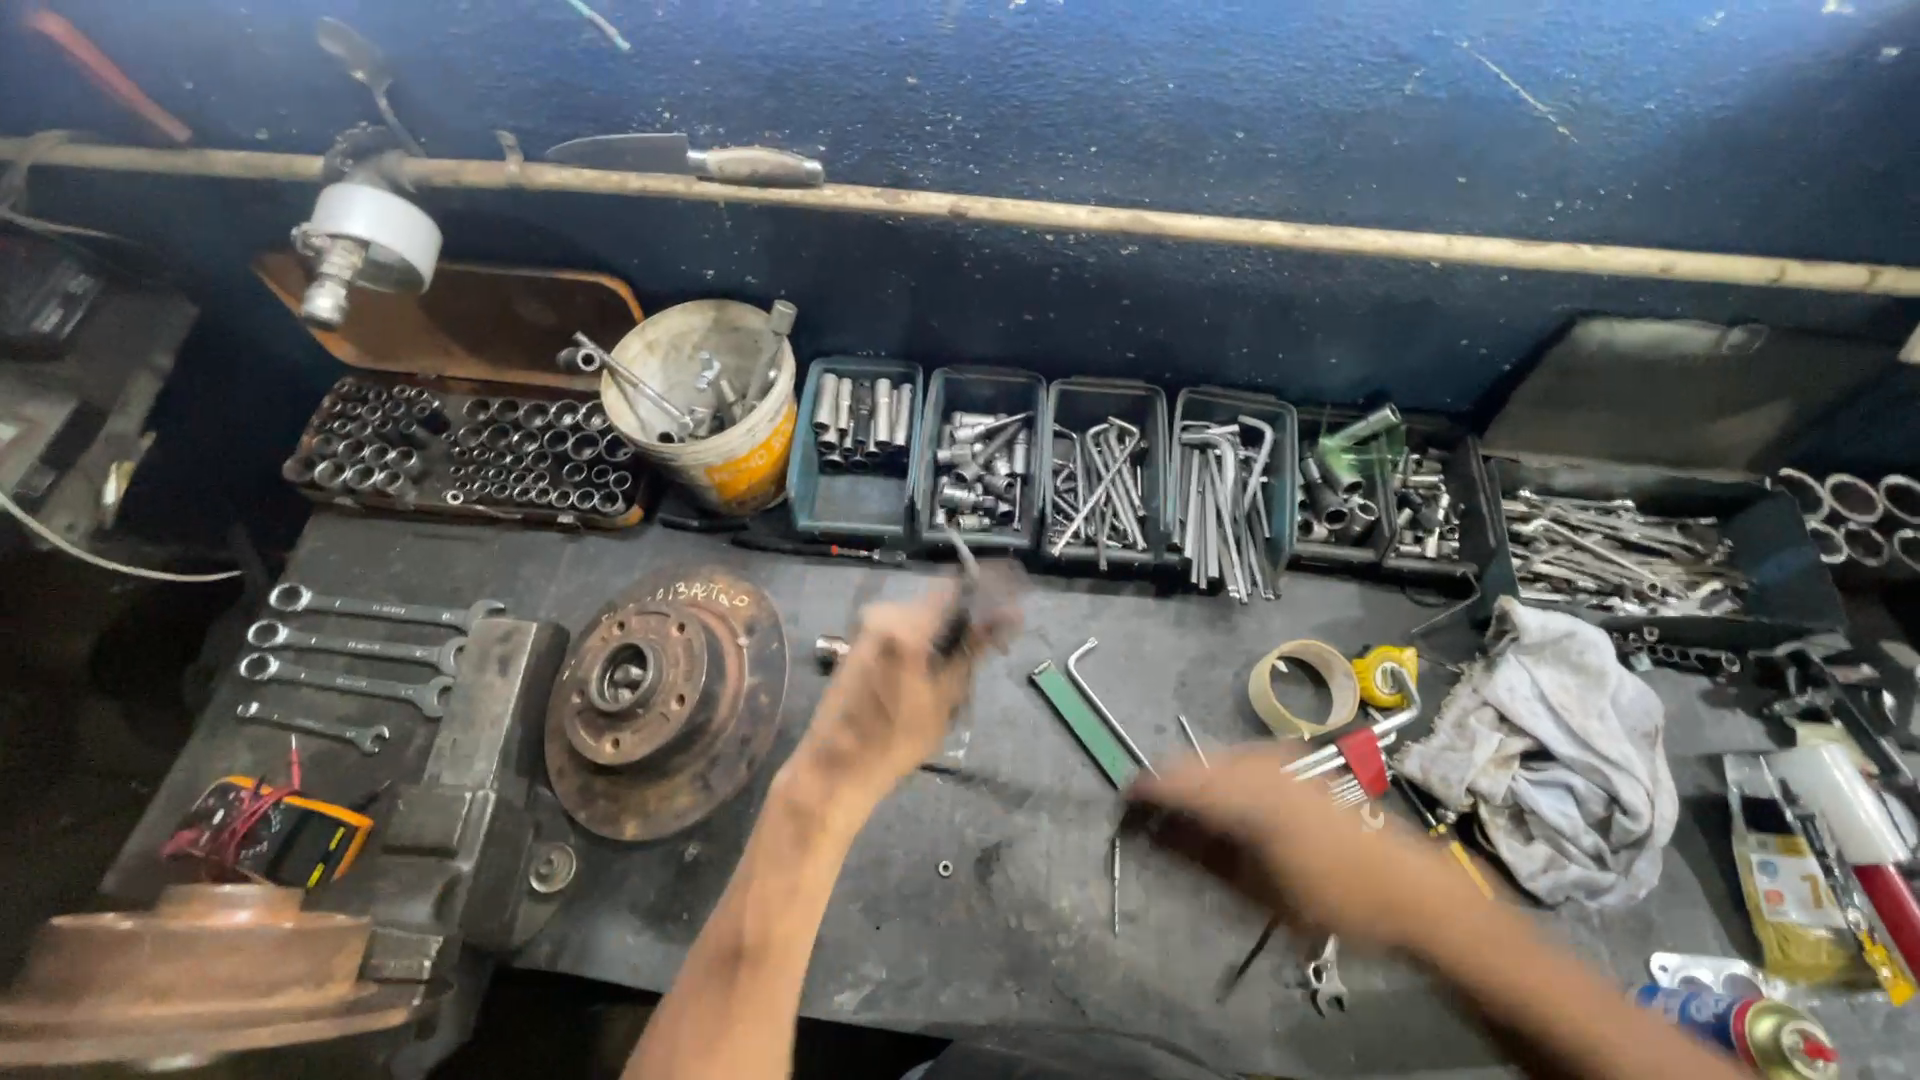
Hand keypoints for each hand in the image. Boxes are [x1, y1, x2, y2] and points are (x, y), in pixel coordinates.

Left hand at [788, 581, 1019, 810]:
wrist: (836, 766)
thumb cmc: (895, 740)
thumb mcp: (944, 697)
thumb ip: (973, 649)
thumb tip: (1008, 615)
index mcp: (906, 625)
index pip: (957, 588)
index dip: (988, 595)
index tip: (1010, 610)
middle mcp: (884, 614)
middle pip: (940, 602)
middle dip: (968, 621)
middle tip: (992, 649)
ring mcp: (869, 625)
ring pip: (923, 618)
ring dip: (946, 635)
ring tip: (963, 670)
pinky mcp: (862, 639)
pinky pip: (904, 629)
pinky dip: (924, 643)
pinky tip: (935, 672)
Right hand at [1125, 745, 1483, 950]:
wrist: (1412, 889)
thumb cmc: (1334, 900)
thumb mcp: (1259, 890)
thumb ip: (1202, 855)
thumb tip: (1157, 833)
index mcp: (1249, 796)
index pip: (1180, 782)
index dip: (1147, 788)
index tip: (1125, 799)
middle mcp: (1263, 766)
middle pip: (1198, 763)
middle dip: (1172, 783)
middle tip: (1153, 810)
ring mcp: (1285, 761)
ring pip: (1221, 758)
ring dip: (1198, 778)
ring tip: (1186, 806)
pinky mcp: (1301, 764)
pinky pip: (1245, 758)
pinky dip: (1225, 773)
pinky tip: (1228, 797)